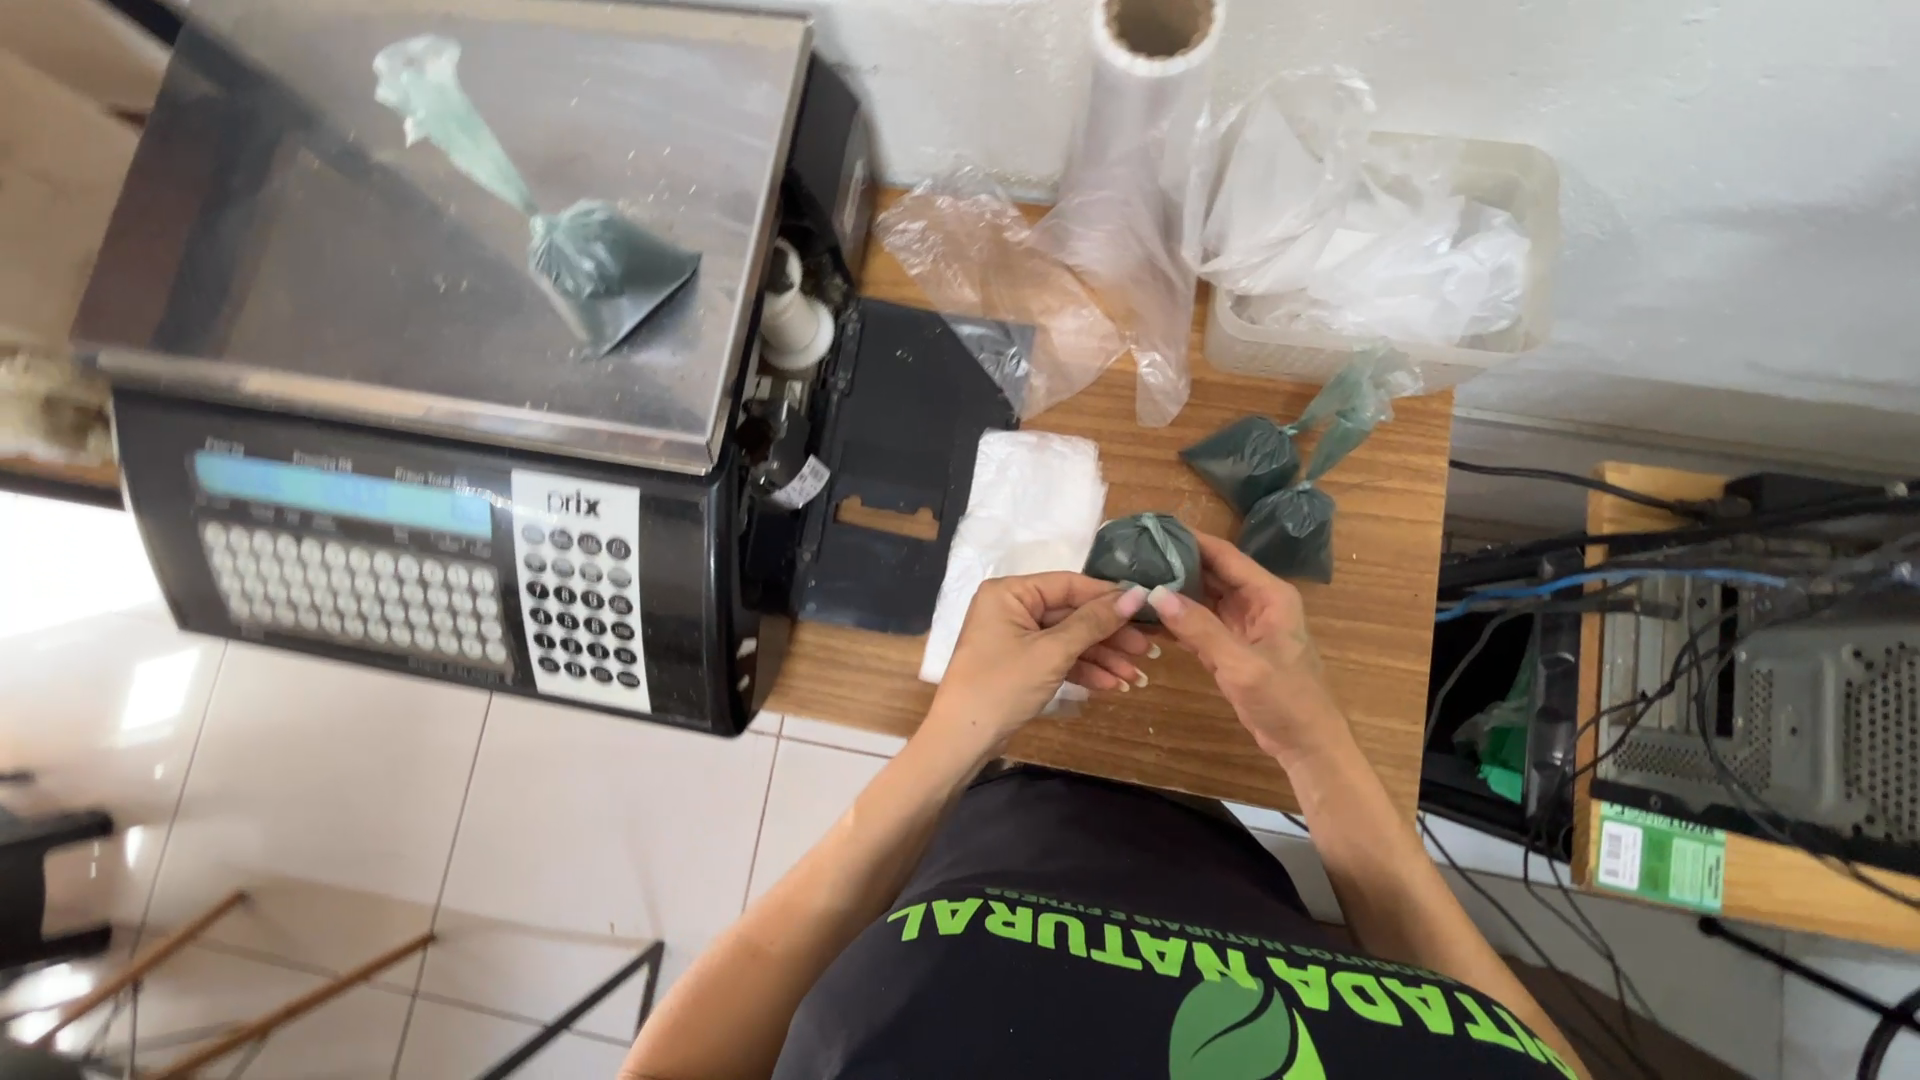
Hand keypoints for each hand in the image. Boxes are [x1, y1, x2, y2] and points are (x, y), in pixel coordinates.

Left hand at [927, 573, 1150, 753]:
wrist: (963, 739)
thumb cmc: (1002, 685)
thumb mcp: (1052, 652)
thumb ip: (1093, 622)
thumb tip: (1136, 594)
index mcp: (1010, 592)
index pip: (1069, 584)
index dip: (1109, 597)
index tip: (1147, 609)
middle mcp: (1011, 607)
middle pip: (1072, 613)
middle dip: (1110, 634)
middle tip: (1148, 650)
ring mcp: (1015, 636)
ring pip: (1069, 638)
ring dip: (1102, 657)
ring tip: (1136, 676)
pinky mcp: (1020, 663)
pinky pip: (1058, 658)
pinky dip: (1083, 670)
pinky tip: (1112, 685)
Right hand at [1146, 532, 1351, 767]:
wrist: (1307, 745)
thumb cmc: (1285, 700)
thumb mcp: (1241, 664)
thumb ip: (1199, 628)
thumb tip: (1155, 593)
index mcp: (1268, 594)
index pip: (1224, 555)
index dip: (1189, 540)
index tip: (1152, 530)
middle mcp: (1255, 602)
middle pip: (1210, 572)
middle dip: (1174, 564)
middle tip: (1131, 557)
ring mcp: (1241, 625)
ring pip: (1201, 598)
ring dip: (1171, 592)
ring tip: (1131, 580)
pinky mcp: (1229, 647)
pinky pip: (1197, 624)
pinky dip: (1175, 620)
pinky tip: (1145, 616)